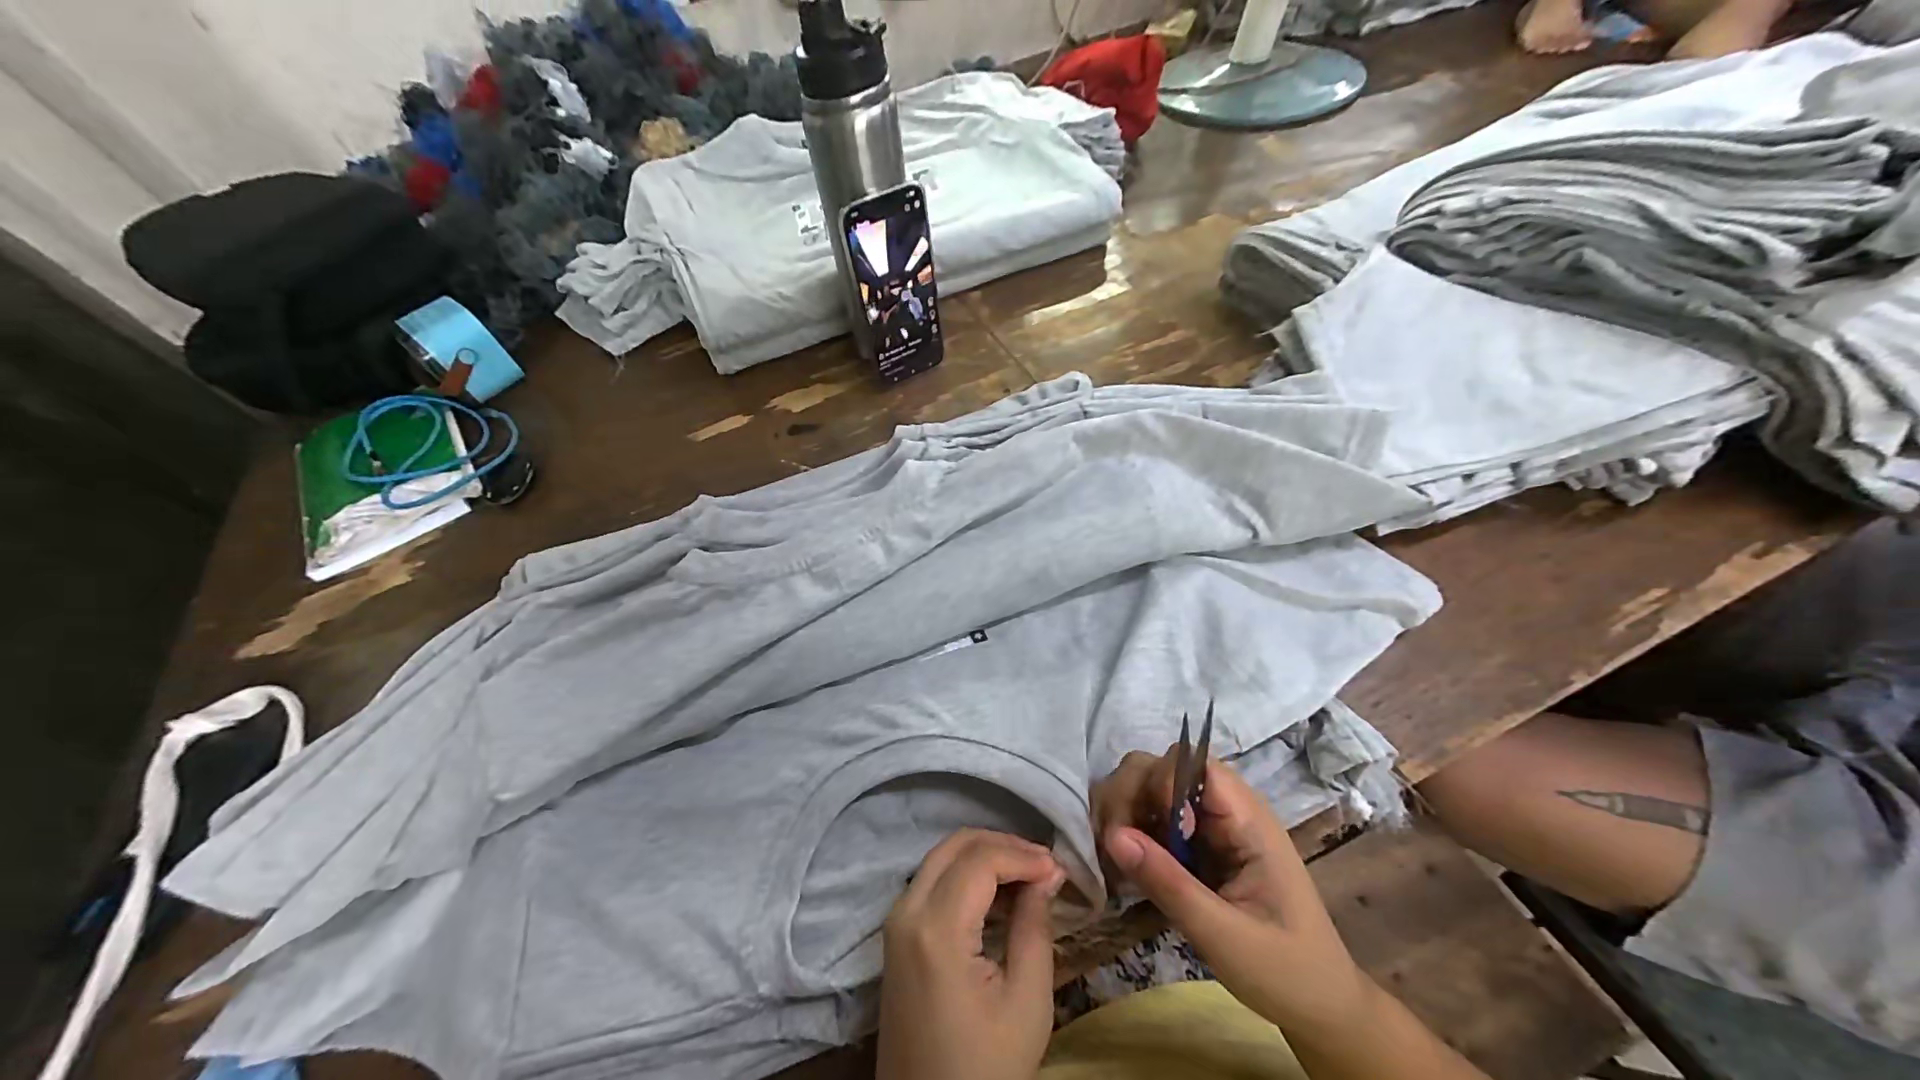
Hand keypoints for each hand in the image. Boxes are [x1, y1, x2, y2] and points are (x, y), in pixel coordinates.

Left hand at [877, 829, 1065, 1079]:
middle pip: (954, 846)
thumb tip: (1046, 874)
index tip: (1058, 868)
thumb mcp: (1026, 1001)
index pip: (980, 859)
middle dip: (1002, 844)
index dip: (1022, 854)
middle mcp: (906, 911)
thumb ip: (1034, 927)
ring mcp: (895, 922)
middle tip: (1043, 863)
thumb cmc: (985, 1065)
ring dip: (984, 856)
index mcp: (936, 928)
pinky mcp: (896, 936)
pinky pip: (931, 881)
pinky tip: (998, 893)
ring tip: (1028, 874)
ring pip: (940, 858)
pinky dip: (965, 874)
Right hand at [1091, 749, 1371, 1032]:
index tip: (1143, 830)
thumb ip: (1170, 884)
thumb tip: (1113, 836)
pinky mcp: (1195, 846)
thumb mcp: (1225, 936)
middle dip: (1128, 797)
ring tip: (1114, 864)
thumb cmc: (1285, 972)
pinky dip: (1130, 837)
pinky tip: (1123, 871)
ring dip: (1123, 816)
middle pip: (1160, 768)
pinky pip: (1153, 821)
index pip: (1191, 762)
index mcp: (1246, 818)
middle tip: (1112, 849)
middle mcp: (1224, 810)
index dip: (1158, 782)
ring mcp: (1208, 827)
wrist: (1320, 1005)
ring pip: (1149, 790)